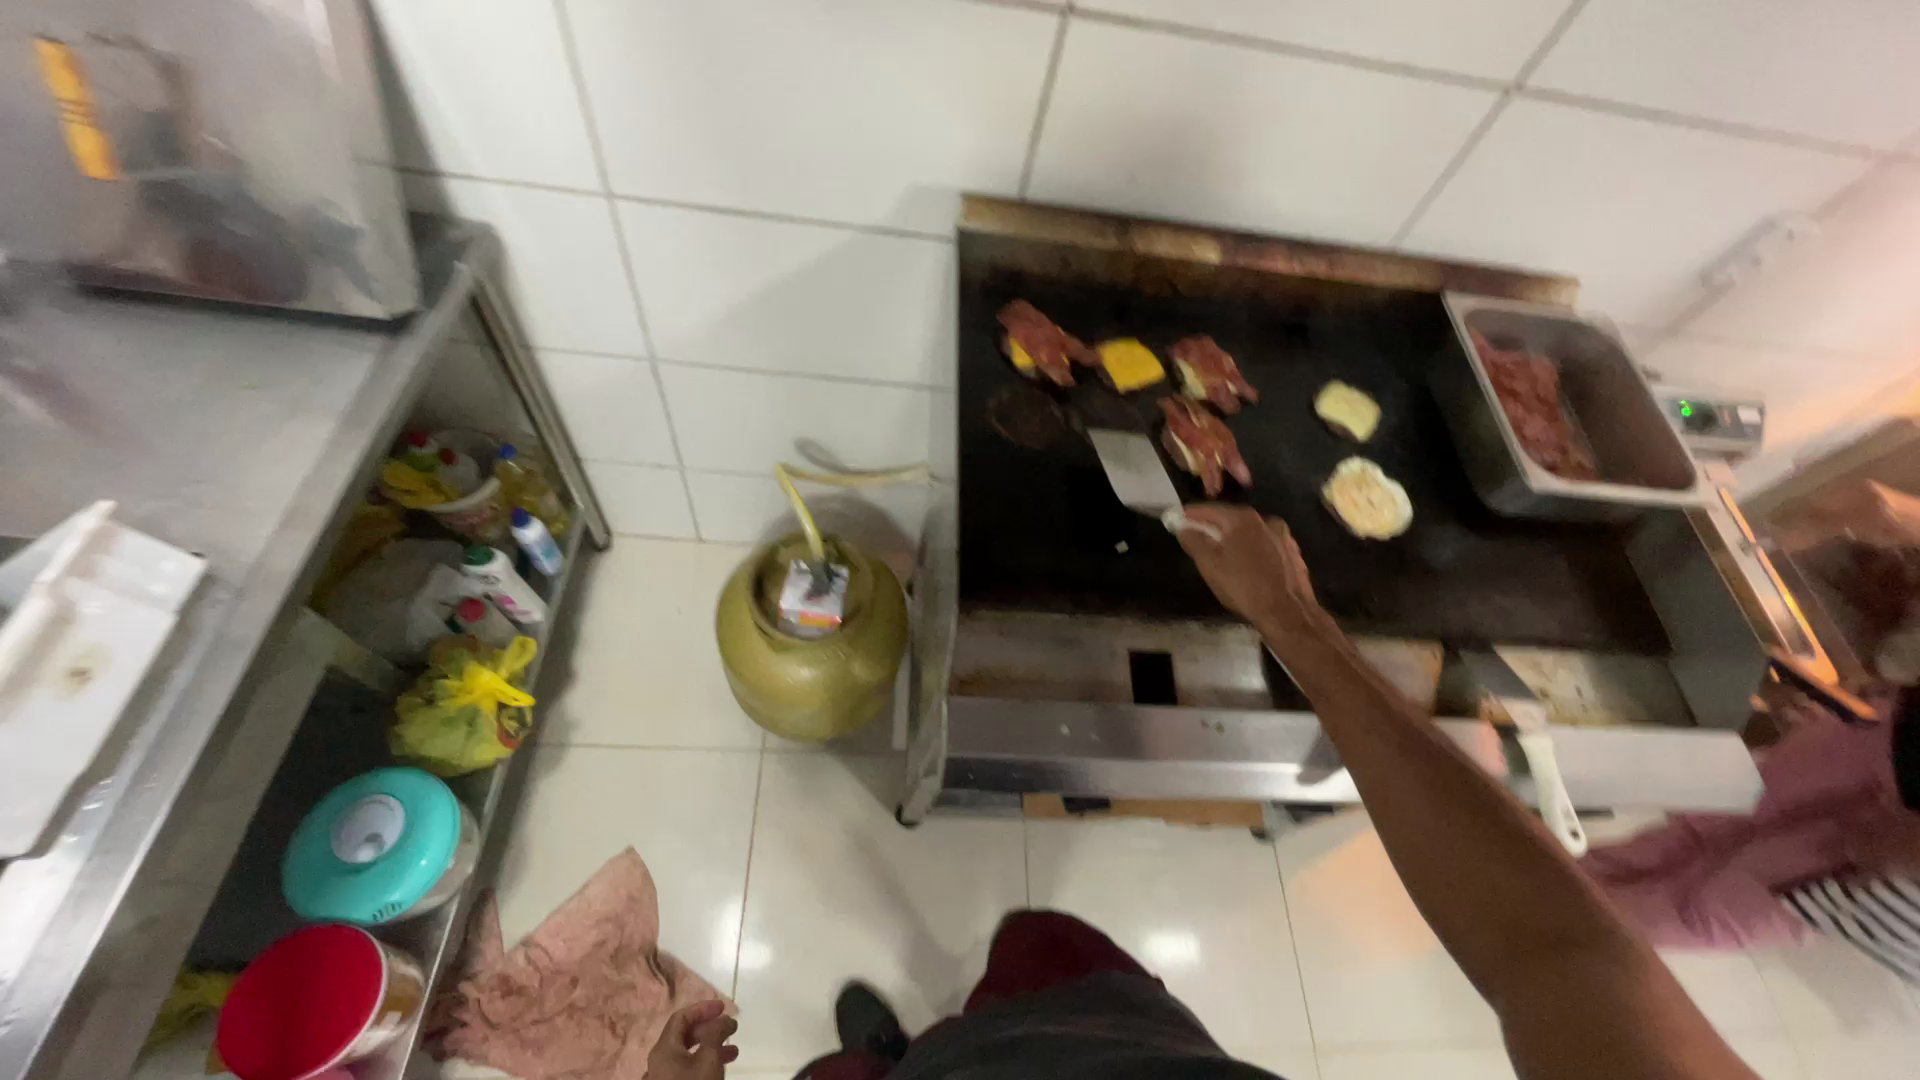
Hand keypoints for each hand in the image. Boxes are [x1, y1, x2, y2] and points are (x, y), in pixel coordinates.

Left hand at [648, 1000, 738, 1079]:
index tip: (724, 1008)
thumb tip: (723, 1018)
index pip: (682, 1017)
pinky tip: (720, 1068)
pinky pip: (686, 1069)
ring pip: (688, 1054)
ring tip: (734, 1052)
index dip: (703, 1008)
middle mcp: (659, 1061)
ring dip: (712, 1047)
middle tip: (731, 1028)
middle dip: (710, 1029)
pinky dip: (704, 1062)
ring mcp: (663, 1078)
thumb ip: (716, 1033)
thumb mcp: (709, 1058)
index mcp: (664, 1049)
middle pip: (684, 1035)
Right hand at [1173, 504, 1321, 633]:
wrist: (1289, 613)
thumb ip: (1194, 541)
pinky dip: (1251, 549)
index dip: (1191, 514)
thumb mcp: (1210, 564)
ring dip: (1234, 538)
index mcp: (1243, 519)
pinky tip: (1247, 564)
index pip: (1210, 509)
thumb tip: (1183, 527)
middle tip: (1196, 535)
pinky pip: (1265, 546)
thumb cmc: (1244, 586)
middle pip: (1232, 519)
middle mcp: (1266, 521)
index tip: (1177, 517)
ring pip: (1250, 533)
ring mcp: (1283, 537)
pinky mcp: (1293, 554)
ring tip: (1222, 552)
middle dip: (1213, 526)